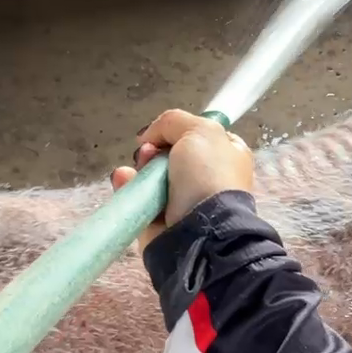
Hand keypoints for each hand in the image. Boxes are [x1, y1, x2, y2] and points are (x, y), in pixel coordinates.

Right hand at [111, 109, 254, 247]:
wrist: (201, 231)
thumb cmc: (209, 176)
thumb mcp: (200, 131)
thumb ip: (174, 121)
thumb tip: (149, 138)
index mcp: (227, 155)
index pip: (200, 136)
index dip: (180, 131)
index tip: (169, 134)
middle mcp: (206, 177)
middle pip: (168, 153)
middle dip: (154, 150)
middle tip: (151, 154)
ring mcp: (182, 199)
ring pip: (150, 174)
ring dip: (139, 167)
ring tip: (139, 170)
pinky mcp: (159, 218)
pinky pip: (137, 195)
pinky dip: (127, 186)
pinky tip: (124, 180)